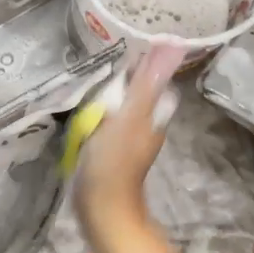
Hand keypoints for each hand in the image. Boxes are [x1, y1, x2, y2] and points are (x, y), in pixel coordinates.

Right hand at [75, 44, 181, 252]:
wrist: (100, 208)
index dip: (140, 65)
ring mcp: (127, 143)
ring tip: (86, 87)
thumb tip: (172, 45)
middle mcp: (145, 128)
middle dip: (121, 81)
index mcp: (153, 117)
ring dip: (107, 99)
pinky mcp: (109, 155)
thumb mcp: (129, 115)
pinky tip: (81, 116)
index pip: (153, 82)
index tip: (121, 49)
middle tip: (97, 67)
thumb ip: (146, 82)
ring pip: (121, 111)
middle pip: (136, 95)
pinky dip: (96, 118)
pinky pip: (106, 126)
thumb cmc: (114, 161)